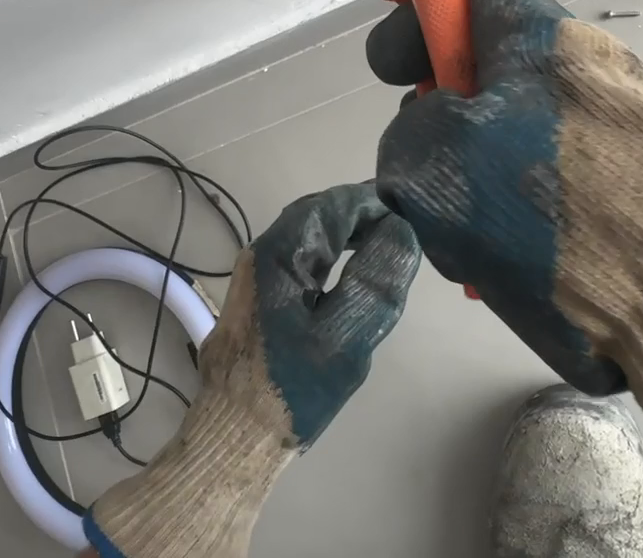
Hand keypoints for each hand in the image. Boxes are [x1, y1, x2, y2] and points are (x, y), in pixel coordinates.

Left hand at [84, 183, 419, 557]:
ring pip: (308, 234)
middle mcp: (261, 252)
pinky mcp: (257, 294)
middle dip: (361, 215)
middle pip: (318, 213)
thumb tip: (400, 230)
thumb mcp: (346, 339)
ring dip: (346, 232)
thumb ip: (376, 280)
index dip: (375, 204)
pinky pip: (300, 256)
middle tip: (401, 230)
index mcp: (280, 254)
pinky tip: (350, 270)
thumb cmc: (291, 390)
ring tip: (383, 245)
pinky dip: (330, 252)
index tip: (409, 220)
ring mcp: (255, 274)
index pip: (335, 205)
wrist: (233, 437)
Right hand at [369, 0, 642, 529]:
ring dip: (492, 171)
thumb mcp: (436, 162)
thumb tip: (432, 131)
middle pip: (498, 66)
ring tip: (481, 242)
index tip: (396, 66)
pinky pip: (575, 176)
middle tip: (431, 169)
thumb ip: (413, 128)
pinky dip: (542, 206)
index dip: (422, 13)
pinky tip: (532, 263)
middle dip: (452, 113)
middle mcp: (595, 66)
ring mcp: (633, 122)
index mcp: (543, 40)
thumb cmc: (552, 212)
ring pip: (531, 130)